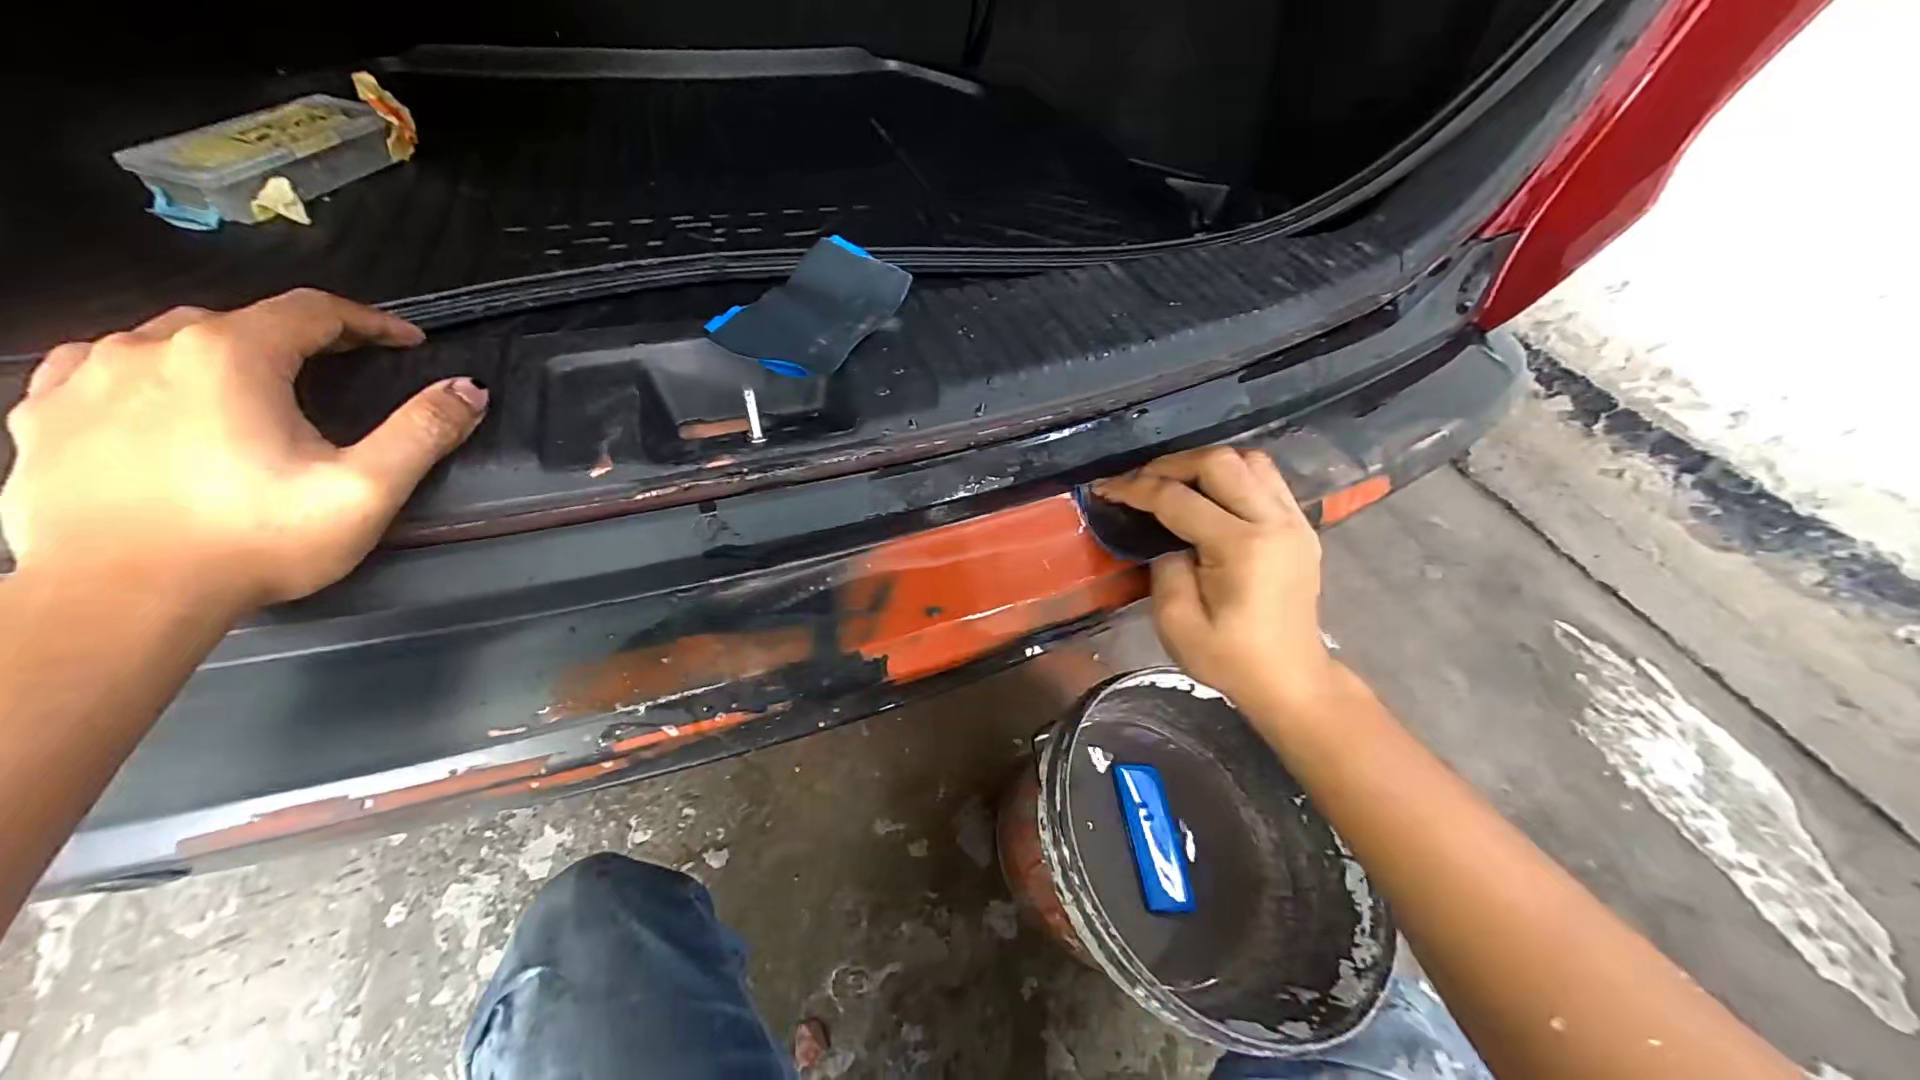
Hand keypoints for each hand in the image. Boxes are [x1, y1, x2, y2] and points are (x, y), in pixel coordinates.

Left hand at [2, 289, 486, 612]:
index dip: (370, 321)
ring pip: (168, 340)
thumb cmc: (255, 541)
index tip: (408, 343)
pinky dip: (150, 374)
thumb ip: (423, 432)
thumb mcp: (365, 488)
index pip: (312, 310)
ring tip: (259, 388)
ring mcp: (84, 380)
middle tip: (344, 368)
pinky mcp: (41, 417)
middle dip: (301, 338)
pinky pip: (102, 369)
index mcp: (230, 356)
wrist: (119, 602)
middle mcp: (148, 348)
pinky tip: (165, 402)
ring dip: (226, 353)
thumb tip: (470, 389)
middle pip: (242, 320)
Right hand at [1092, 447, 1337, 714]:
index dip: (1136, 489)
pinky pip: (1267, 479)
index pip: (1179, 499)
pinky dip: (1234, 475)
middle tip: (1138, 481)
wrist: (1291, 680)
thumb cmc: (1230, 659)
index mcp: (1242, 548)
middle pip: (1220, 462)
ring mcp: (1295, 521)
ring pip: (1250, 460)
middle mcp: (1274, 522)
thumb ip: (1164, 568)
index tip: (1105, 489)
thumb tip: (1166, 540)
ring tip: (1174, 482)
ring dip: (1205, 464)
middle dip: (1170, 465)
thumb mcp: (1177, 624)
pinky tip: (1210, 494)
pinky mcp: (1302, 527)